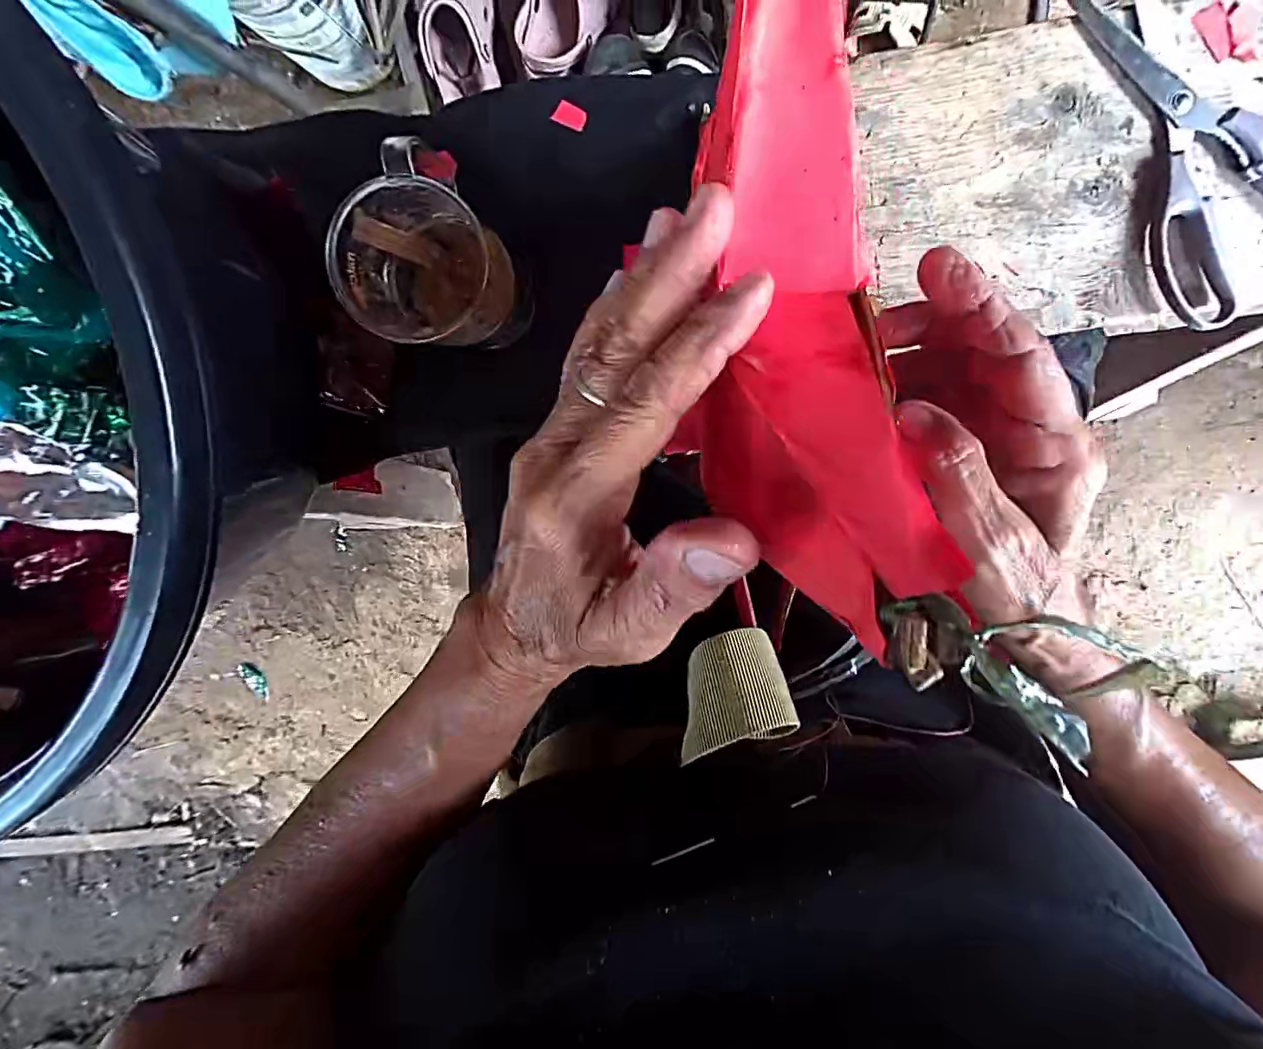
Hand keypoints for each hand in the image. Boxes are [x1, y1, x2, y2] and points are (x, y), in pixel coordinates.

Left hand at [470, 184, 774, 689]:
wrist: (514, 625)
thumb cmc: (576, 628)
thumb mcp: (628, 629)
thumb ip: (674, 586)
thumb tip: (736, 538)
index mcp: (578, 493)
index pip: (646, 403)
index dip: (698, 343)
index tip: (748, 288)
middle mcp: (558, 445)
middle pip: (615, 346)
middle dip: (667, 271)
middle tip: (712, 204)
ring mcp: (554, 429)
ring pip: (599, 339)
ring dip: (642, 272)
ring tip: (677, 215)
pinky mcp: (560, 425)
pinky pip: (589, 355)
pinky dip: (616, 305)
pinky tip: (635, 270)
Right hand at [881, 248, 1112, 679]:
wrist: (1026, 638)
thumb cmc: (1023, 600)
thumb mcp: (994, 547)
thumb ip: (961, 478)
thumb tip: (916, 412)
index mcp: (1061, 445)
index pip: (1024, 357)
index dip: (983, 306)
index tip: (940, 268)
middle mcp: (1034, 428)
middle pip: (990, 351)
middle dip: (939, 324)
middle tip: (881, 321)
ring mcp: (1000, 437)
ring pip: (958, 371)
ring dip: (912, 355)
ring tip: (867, 357)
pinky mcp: (968, 452)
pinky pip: (936, 403)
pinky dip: (902, 387)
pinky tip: (872, 389)